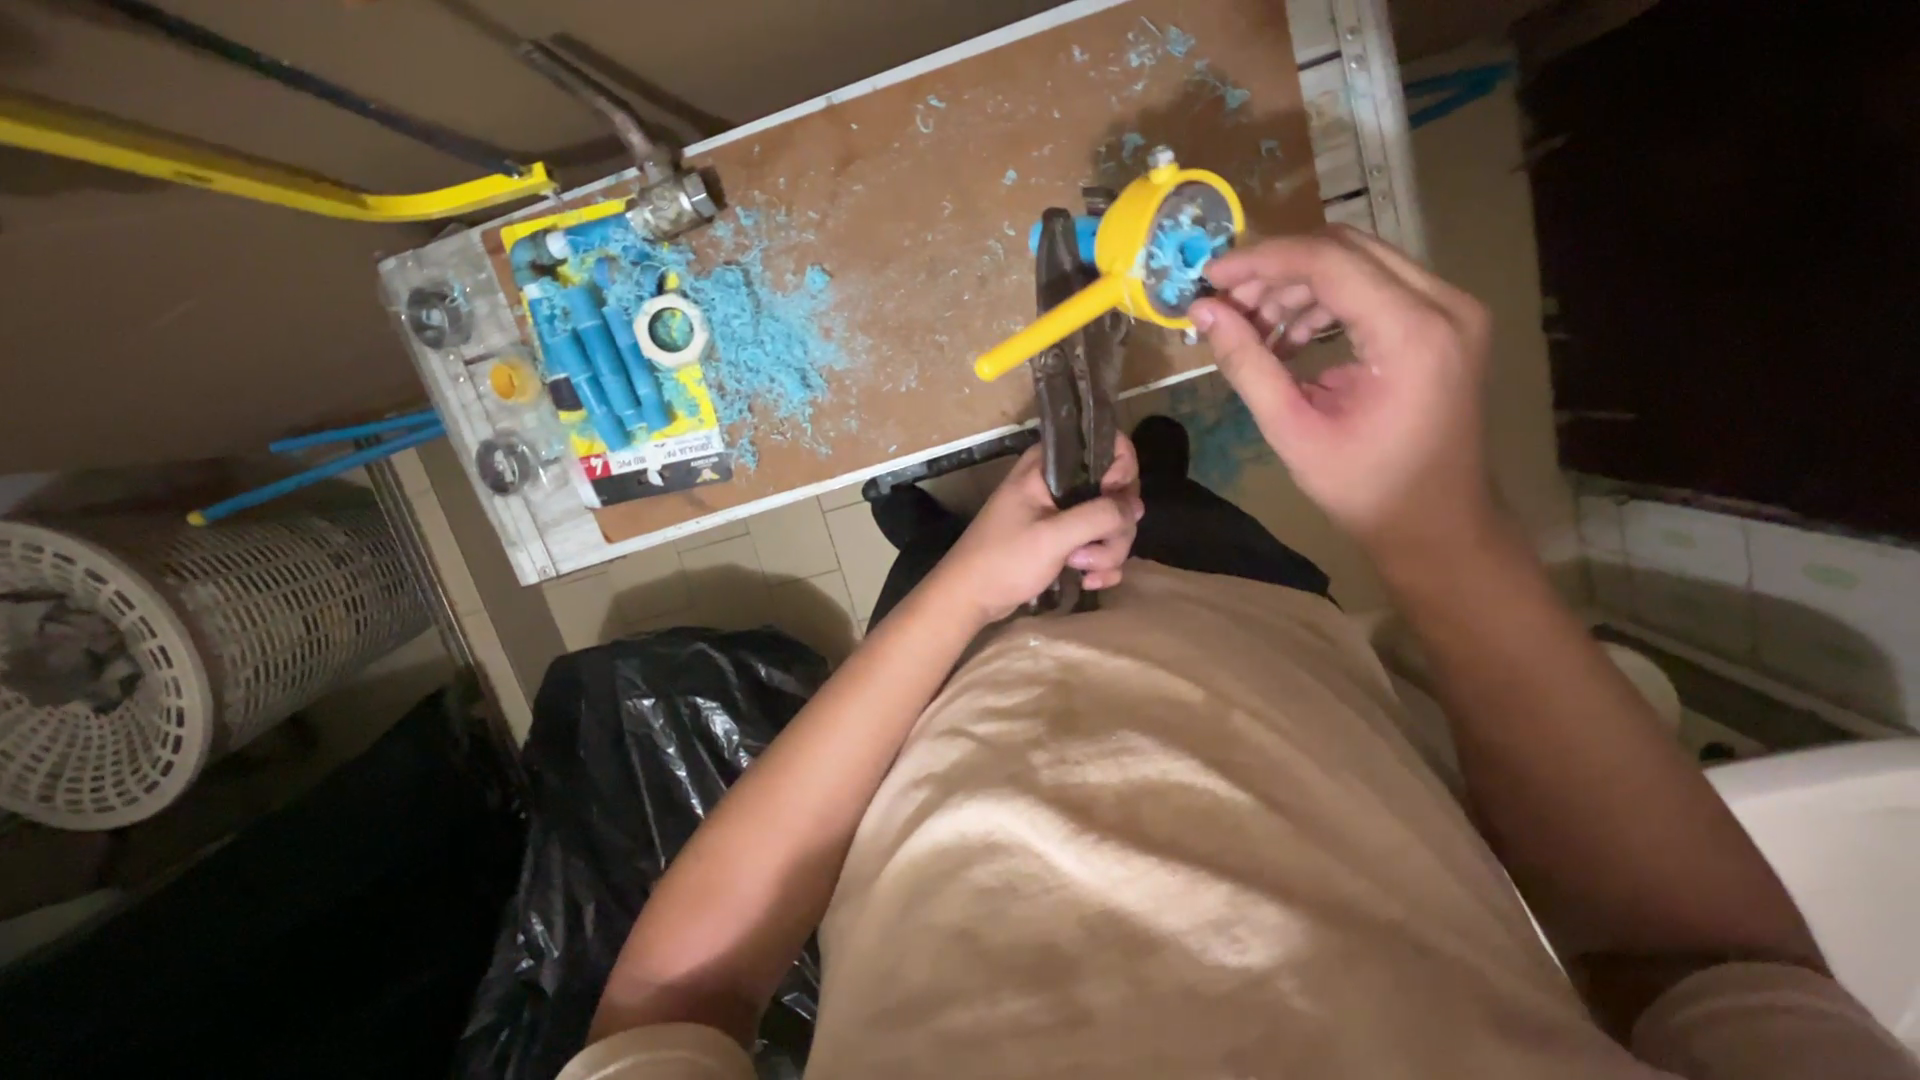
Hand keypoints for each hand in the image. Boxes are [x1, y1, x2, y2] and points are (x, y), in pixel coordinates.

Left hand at [923, 436, 1143, 626]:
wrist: (970, 597)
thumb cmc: (1004, 560)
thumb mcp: (1053, 536)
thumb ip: (1099, 515)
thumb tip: (1136, 506)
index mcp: (1050, 464)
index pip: (1108, 447)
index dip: (1122, 475)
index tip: (1114, 505)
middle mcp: (1060, 481)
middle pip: (1117, 492)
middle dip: (1113, 530)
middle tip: (1087, 554)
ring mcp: (1063, 511)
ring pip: (1112, 522)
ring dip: (1105, 552)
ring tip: (1080, 571)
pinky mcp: (1065, 538)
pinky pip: (1100, 544)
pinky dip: (1100, 565)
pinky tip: (1088, 582)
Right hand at [1189, 227, 1495, 559]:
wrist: (1437, 522)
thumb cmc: (1366, 489)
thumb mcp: (1293, 431)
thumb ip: (1247, 365)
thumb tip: (1202, 312)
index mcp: (1412, 334)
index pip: (1329, 263)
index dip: (1261, 261)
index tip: (1210, 277)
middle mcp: (1444, 304)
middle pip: (1347, 249)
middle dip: (1278, 269)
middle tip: (1228, 304)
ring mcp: (1451, 309)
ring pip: (1360, 261)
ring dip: (1300, 284)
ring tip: (1255, 327)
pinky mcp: (1444, 321)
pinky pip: (1378, 284)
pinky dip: (1328, 299)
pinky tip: (1293, 336)